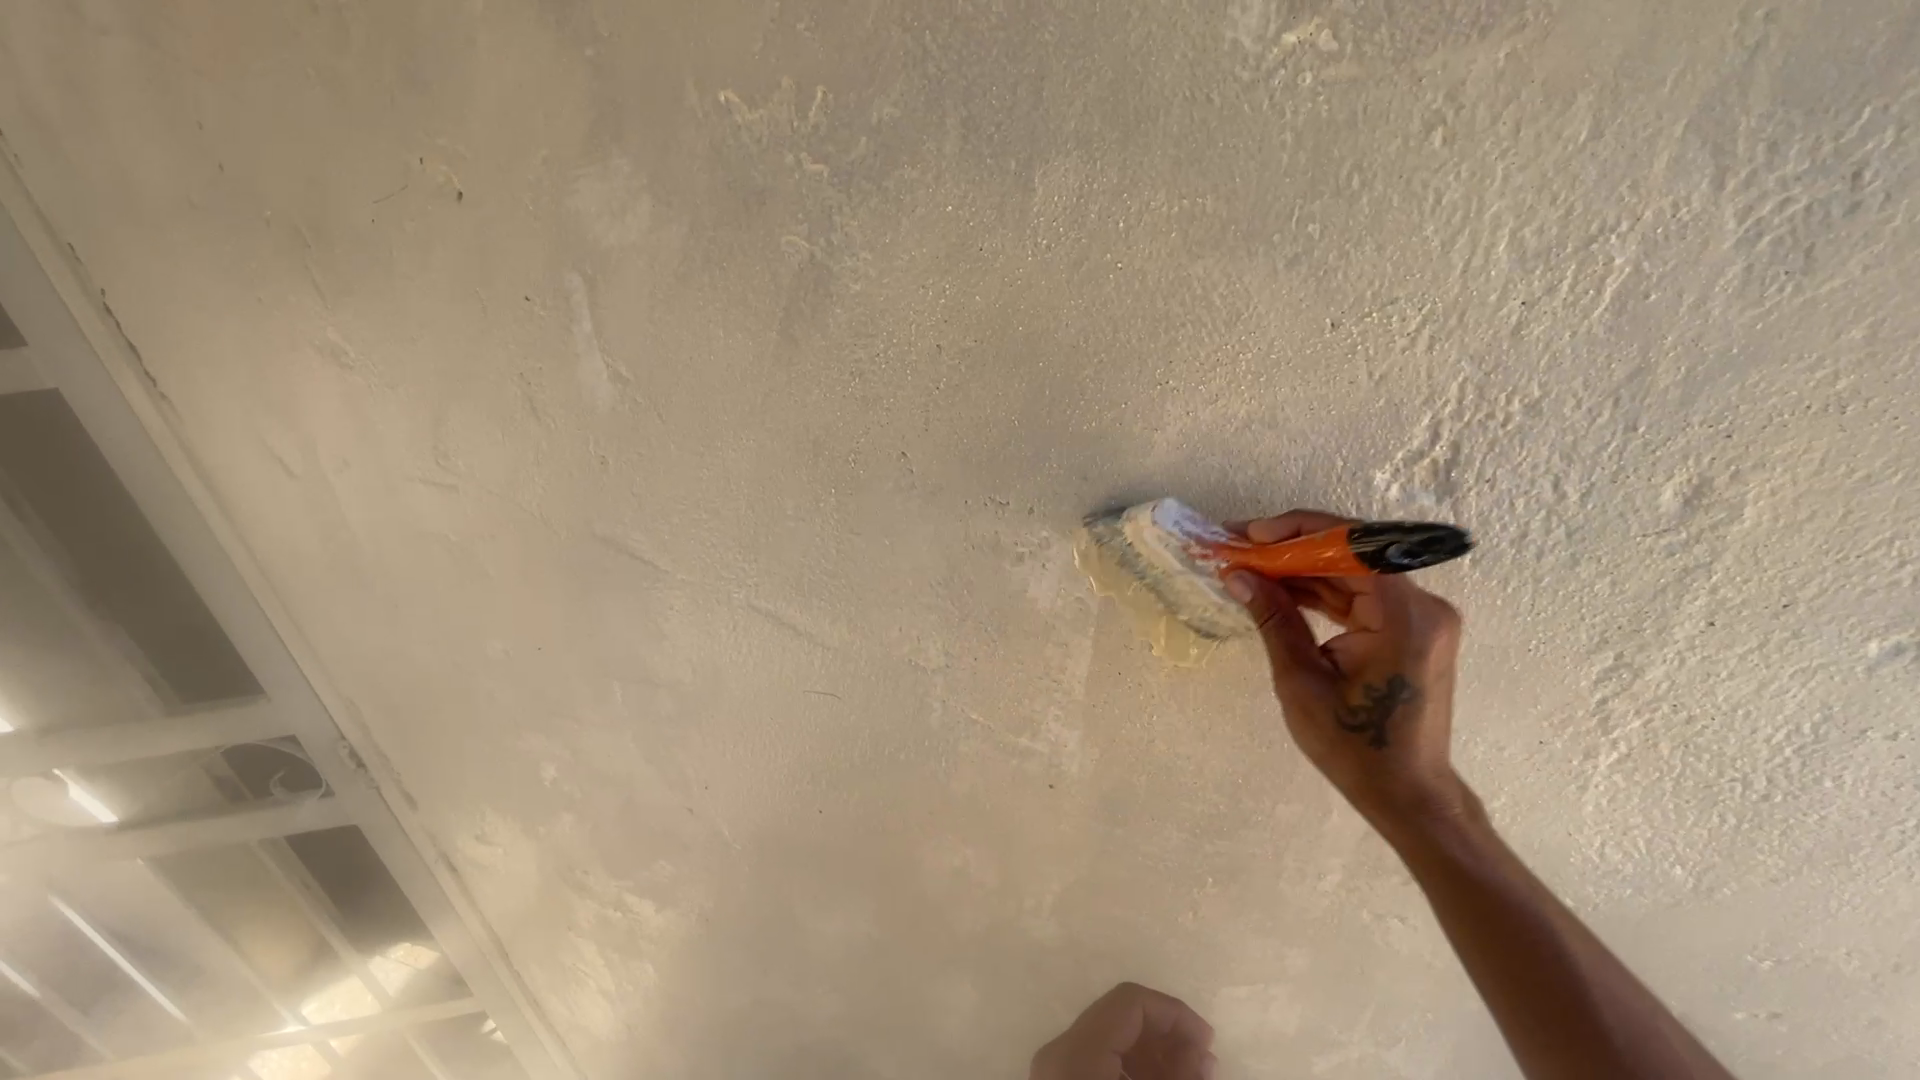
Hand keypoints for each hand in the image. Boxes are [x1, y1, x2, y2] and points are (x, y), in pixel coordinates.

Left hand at [1029, 982, 1215, 1079]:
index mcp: (1075, 1049)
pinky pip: (1099, 1060)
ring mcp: (1052, 1068)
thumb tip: (1202, 1052)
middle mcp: (1058, 1049)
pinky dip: (1132, 1069)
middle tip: (1203, 1066)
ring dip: (1154, 1055)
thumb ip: (1177, 1074)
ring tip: (1188, 1077)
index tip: (1208, 1042)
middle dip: (1168, 1037)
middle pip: (1120, 1018)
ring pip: (1111, 1041)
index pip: (1130, 1001)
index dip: (1175, 1013)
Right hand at [1222, 510, 1467, 829]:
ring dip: (1301, 568)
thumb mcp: (1301, 680)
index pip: (1352, 544)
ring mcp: (1418, 617)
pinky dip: (1320, 591)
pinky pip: (1359, 596)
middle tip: (1237, 547)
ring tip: (1248, 565)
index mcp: (1404, 615)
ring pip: (1352, 573)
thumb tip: (1237, 574)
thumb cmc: (1353, 745)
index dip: (1296, 531)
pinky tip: (1278, 588)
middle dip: (1291, 548)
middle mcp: (1422, 605)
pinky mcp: (1408, 630)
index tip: (1248, 535)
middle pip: (1352, 554)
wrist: (1406, 793)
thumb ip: (1273, 618)